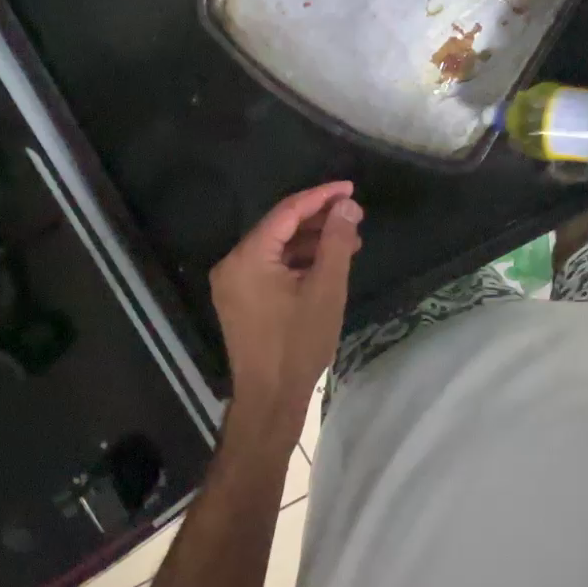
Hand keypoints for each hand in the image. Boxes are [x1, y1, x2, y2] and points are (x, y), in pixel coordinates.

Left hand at [210, 181, 362, 416]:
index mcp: (247, 257)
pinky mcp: (241, 300)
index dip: (320, 196)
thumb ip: (336, 241)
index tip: (350, 187)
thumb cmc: (299, 343)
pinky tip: (327, 265)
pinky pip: (271, 268)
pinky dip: (298, 263)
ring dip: (311, 243)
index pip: (287, 212)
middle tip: (354, 217)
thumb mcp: (326, 288)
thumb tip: (346, 205)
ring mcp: (233, 284)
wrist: (271, 398)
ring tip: (349, 242)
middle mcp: (233, 264)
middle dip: (318, 221)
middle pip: (279, 228)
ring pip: (277, 249)